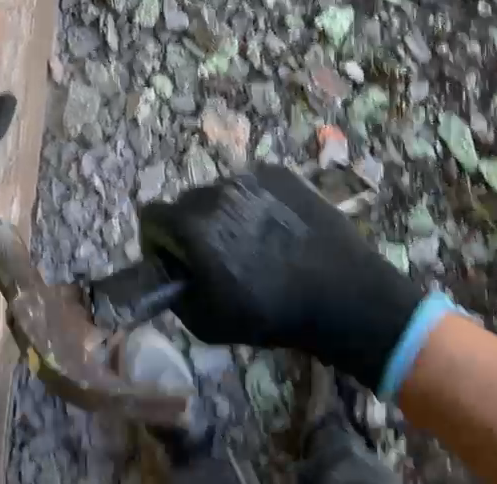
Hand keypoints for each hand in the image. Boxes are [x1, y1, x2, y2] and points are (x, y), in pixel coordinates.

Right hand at [138, 165, 428, 392]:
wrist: (346, 297)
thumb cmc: (272, 315)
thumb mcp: (207, 322)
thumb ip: (174, 292)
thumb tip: (167, 271)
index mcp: (191, 225)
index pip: (150, 216)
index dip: (157, 240)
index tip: (177, 260)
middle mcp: (214, 191)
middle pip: (185, 204)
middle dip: (191, 228)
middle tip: (217, 257)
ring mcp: (249, 178)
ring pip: (219, 194)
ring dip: (223, 216)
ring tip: (255, 246)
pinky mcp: (279, 174)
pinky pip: (251, 186)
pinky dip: (254, 206)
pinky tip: (277, 232)